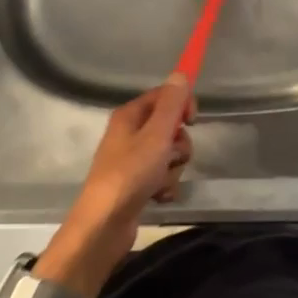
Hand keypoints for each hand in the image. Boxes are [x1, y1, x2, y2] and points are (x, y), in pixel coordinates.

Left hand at [38, 76, 193, 297]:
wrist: (104, 224)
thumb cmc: (130, 174)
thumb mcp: (156, 135)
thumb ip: (171, 105)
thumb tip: (180, 73)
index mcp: (130, 116)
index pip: (164, 96)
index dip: (181, 105)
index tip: (192, 120)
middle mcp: (130, 134)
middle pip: (169, 127)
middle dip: (178, 145)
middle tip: (171, 156)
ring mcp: (133, 161)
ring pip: (169, 154)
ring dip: (173, 169)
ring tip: (160, 181)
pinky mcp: (137, 184)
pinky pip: (163, 176)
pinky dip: (165, 186)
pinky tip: (159, 197)